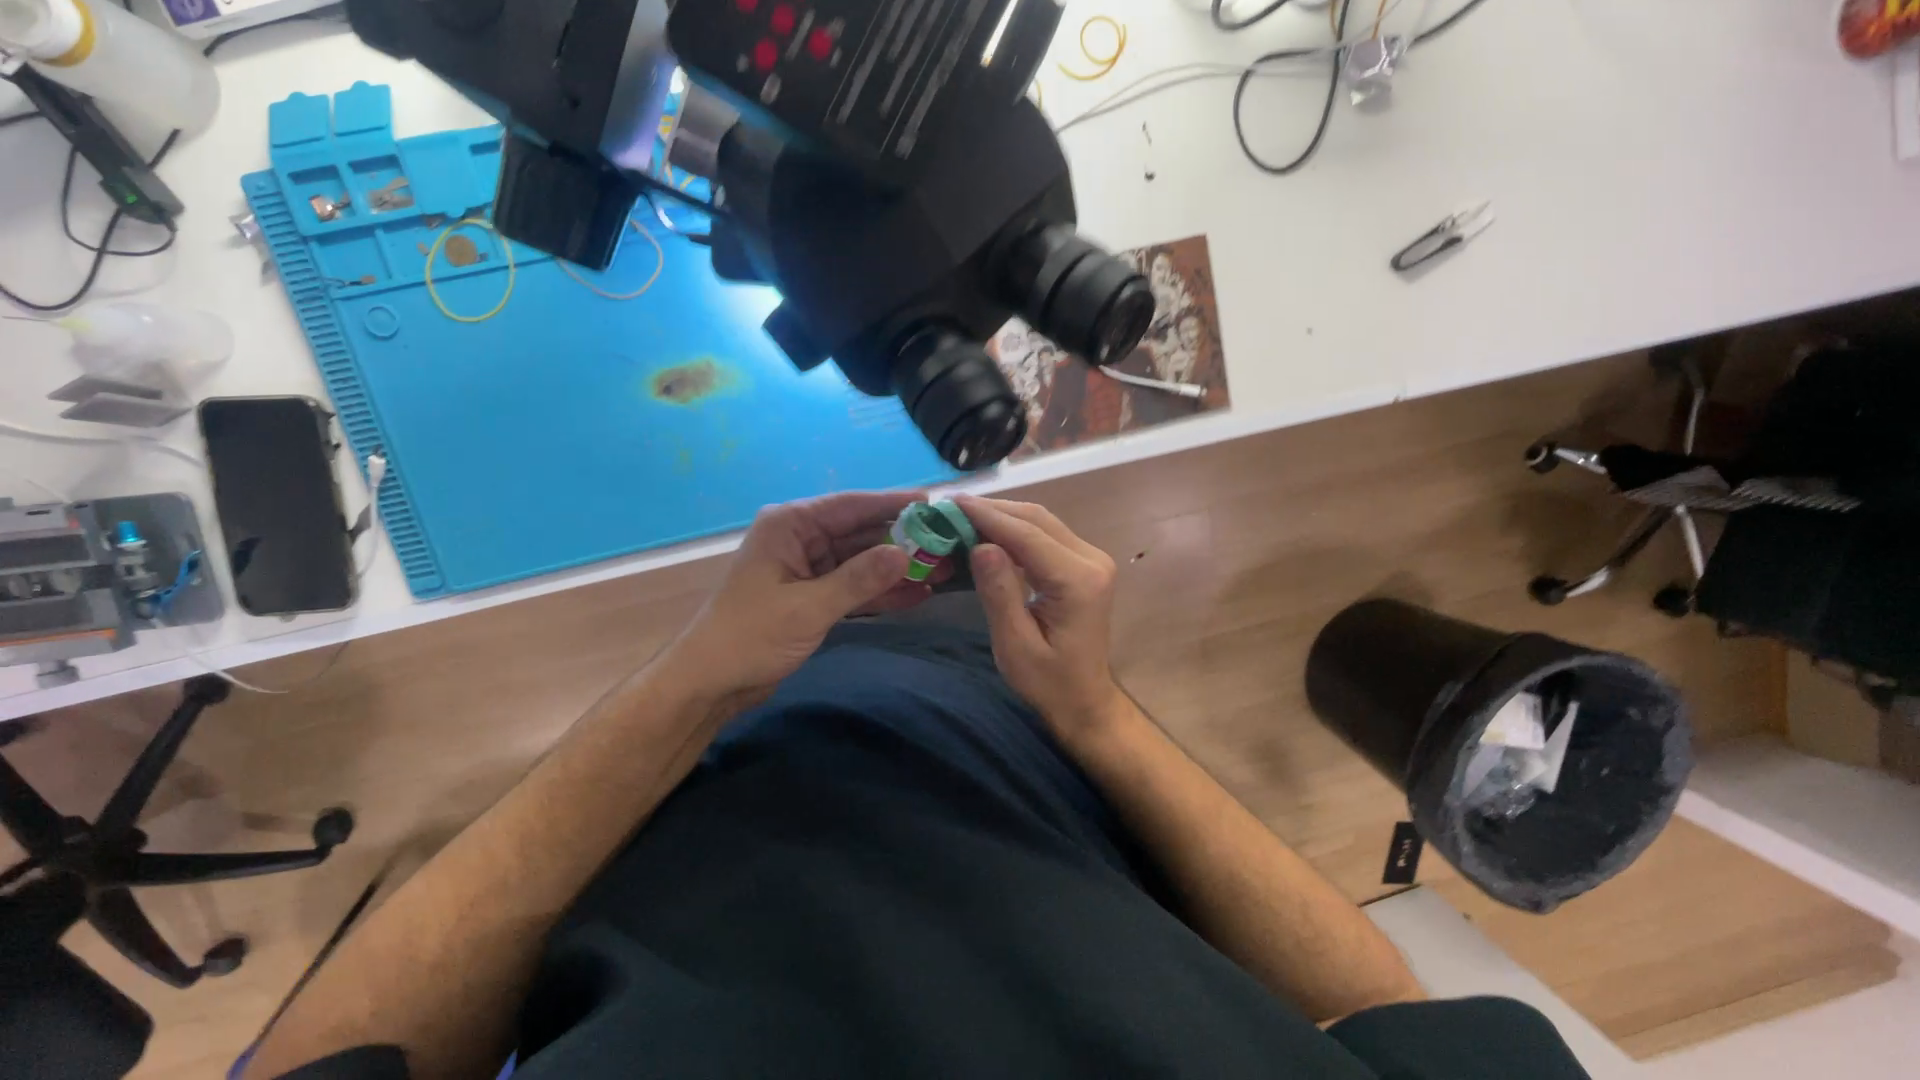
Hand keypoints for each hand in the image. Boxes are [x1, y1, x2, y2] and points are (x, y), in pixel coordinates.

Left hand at [665, 492, 926, 701]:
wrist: (710, 683)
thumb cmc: (750, 637)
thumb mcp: (808, 608)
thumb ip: (859, 580)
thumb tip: (906, 554)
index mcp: (790, 526)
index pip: (851, 505)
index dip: (894, 503)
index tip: (935, 503)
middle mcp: (800, 539)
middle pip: (861, 532)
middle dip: (904, 539)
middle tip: (950, 543)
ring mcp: (807, 569)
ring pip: (861, 560)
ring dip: (898, 568)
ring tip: (945, 570)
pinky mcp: (812, 597)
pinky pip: (854, 587)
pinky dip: (881, 592)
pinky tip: (917, 594)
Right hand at [956, 495, 1125, 737]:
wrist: (1084, 699)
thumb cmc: (1048, 681)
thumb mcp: (1014, 645)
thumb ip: (999, 592)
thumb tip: (979, 545)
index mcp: (1078, 581)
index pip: (1027, 535)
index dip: (988, 516)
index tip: (951, 503)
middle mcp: (1092, 561)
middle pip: (1037, 519)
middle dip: (993, 510)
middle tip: (949, 507)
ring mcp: (1092, 559)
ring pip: (1042, 522)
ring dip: (1003, 516)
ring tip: (962, 515)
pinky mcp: (1085, 563)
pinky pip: (1046, 535)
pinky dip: (1015, 529)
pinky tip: (988, 531)